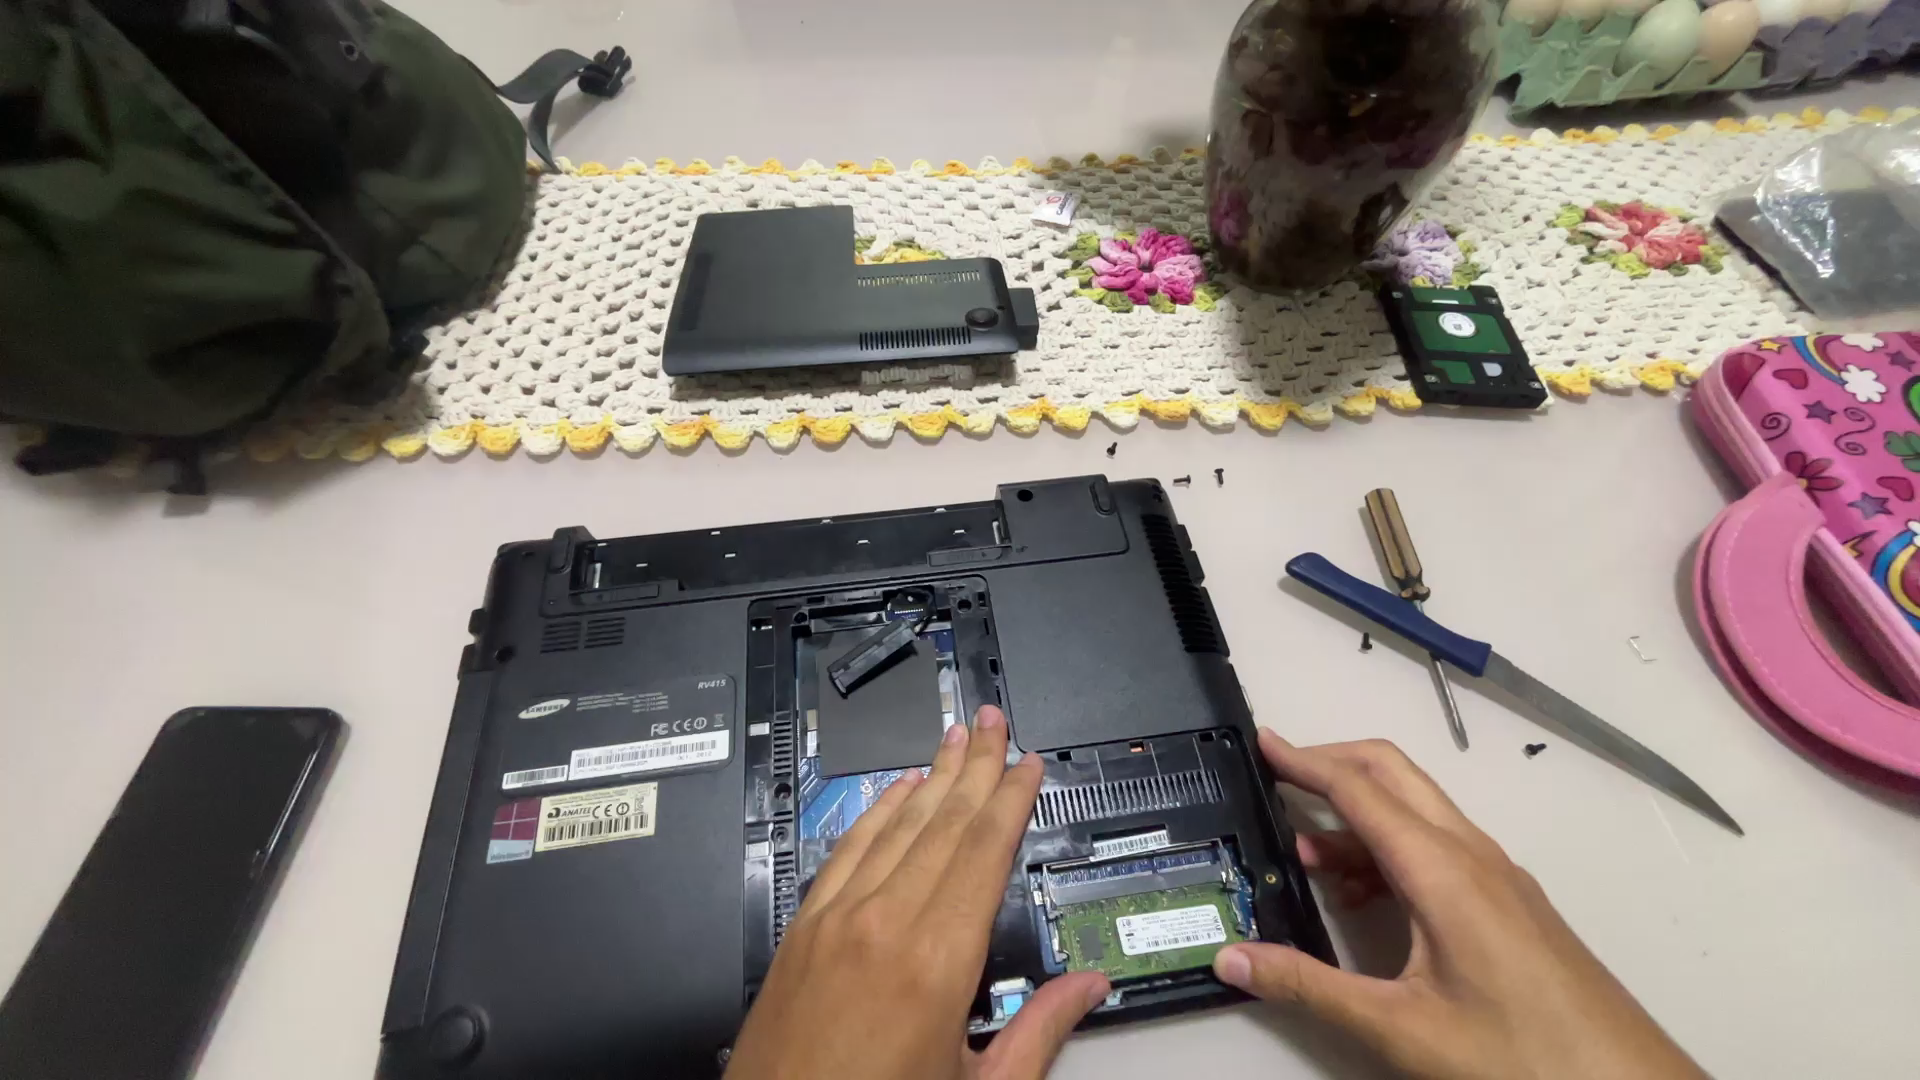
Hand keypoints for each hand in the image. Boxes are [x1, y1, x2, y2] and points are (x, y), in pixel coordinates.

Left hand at [726, 705, 1109, 1079]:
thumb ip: (1039, 1032)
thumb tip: (1087, 990)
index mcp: (938, 961)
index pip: (985, 850)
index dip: (1010, 798)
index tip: (1027, 765)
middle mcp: (886, 922)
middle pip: (945, 821)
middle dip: (976, 764)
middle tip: (992, 721)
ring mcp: (839, 917)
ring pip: (898, 823)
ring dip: (932, 774)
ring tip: (955, 736)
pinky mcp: (805, 924)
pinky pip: (848, 847)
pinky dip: (878, 811)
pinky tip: (898, 788)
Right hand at [1213, 732, 1707, 1079]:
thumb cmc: (1522, 1060)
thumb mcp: (1401, 1029)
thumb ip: (1309, 987)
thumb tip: (1231, 960)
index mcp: (1439, 868)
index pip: (1356, 789)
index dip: (1303, 761)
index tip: (1261, 742)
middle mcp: (1468, 852)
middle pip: (1391, 771)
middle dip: (1331, 761)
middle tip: (1279, 774)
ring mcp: (1495, 872)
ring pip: (1414, 807)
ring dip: (1357, 812)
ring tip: (1308, 857)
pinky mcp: (1508, 897)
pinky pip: (1435, 841)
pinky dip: (1386, 845)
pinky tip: (1363, 897)